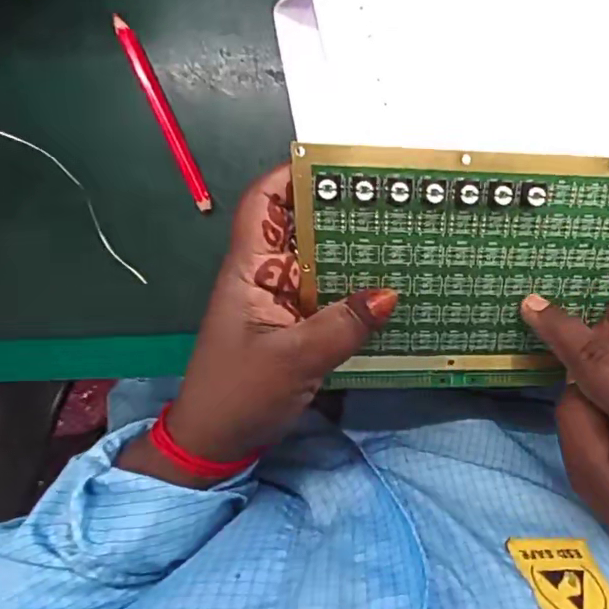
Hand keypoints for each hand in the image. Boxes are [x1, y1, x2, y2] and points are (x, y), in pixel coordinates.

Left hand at [120, 164, 396, 486]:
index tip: (334, 165)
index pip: (262, 205)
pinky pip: (324, 297)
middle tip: (384, 200)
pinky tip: (382, 289)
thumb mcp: (295, 359)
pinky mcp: (292, 329)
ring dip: (346, 250)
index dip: (289, 177)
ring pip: (314, 263)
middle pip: (296, 229)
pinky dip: (349, 289)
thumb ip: (343, 325)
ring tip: (394, 235)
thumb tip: (390, 294)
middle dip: (333, 211)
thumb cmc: (239, 394)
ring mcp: (278, 305)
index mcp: (248, 271)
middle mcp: (263, 279)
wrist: (214, 443)